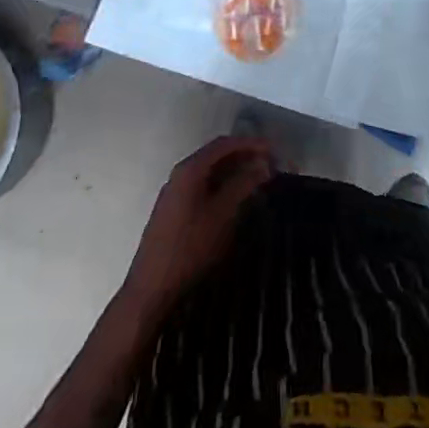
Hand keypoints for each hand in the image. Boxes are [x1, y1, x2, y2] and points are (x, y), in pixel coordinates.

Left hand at [122, 135, 272, 319]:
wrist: (153, 284)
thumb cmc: (190, 247)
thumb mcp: (222, 214)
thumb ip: (243, 185)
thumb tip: (262, 164)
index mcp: (189, 170)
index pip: (223, 144)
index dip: (250, 143)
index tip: (274, 149)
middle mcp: (180, 174)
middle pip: (216, 155)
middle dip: (244, 156)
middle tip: (271, 164)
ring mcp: (175, 191)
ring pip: (209, 171)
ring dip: (234, 171)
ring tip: (259, 178)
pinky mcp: (175, 207)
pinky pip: (203, 185)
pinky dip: (223, 184)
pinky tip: (237, 196)